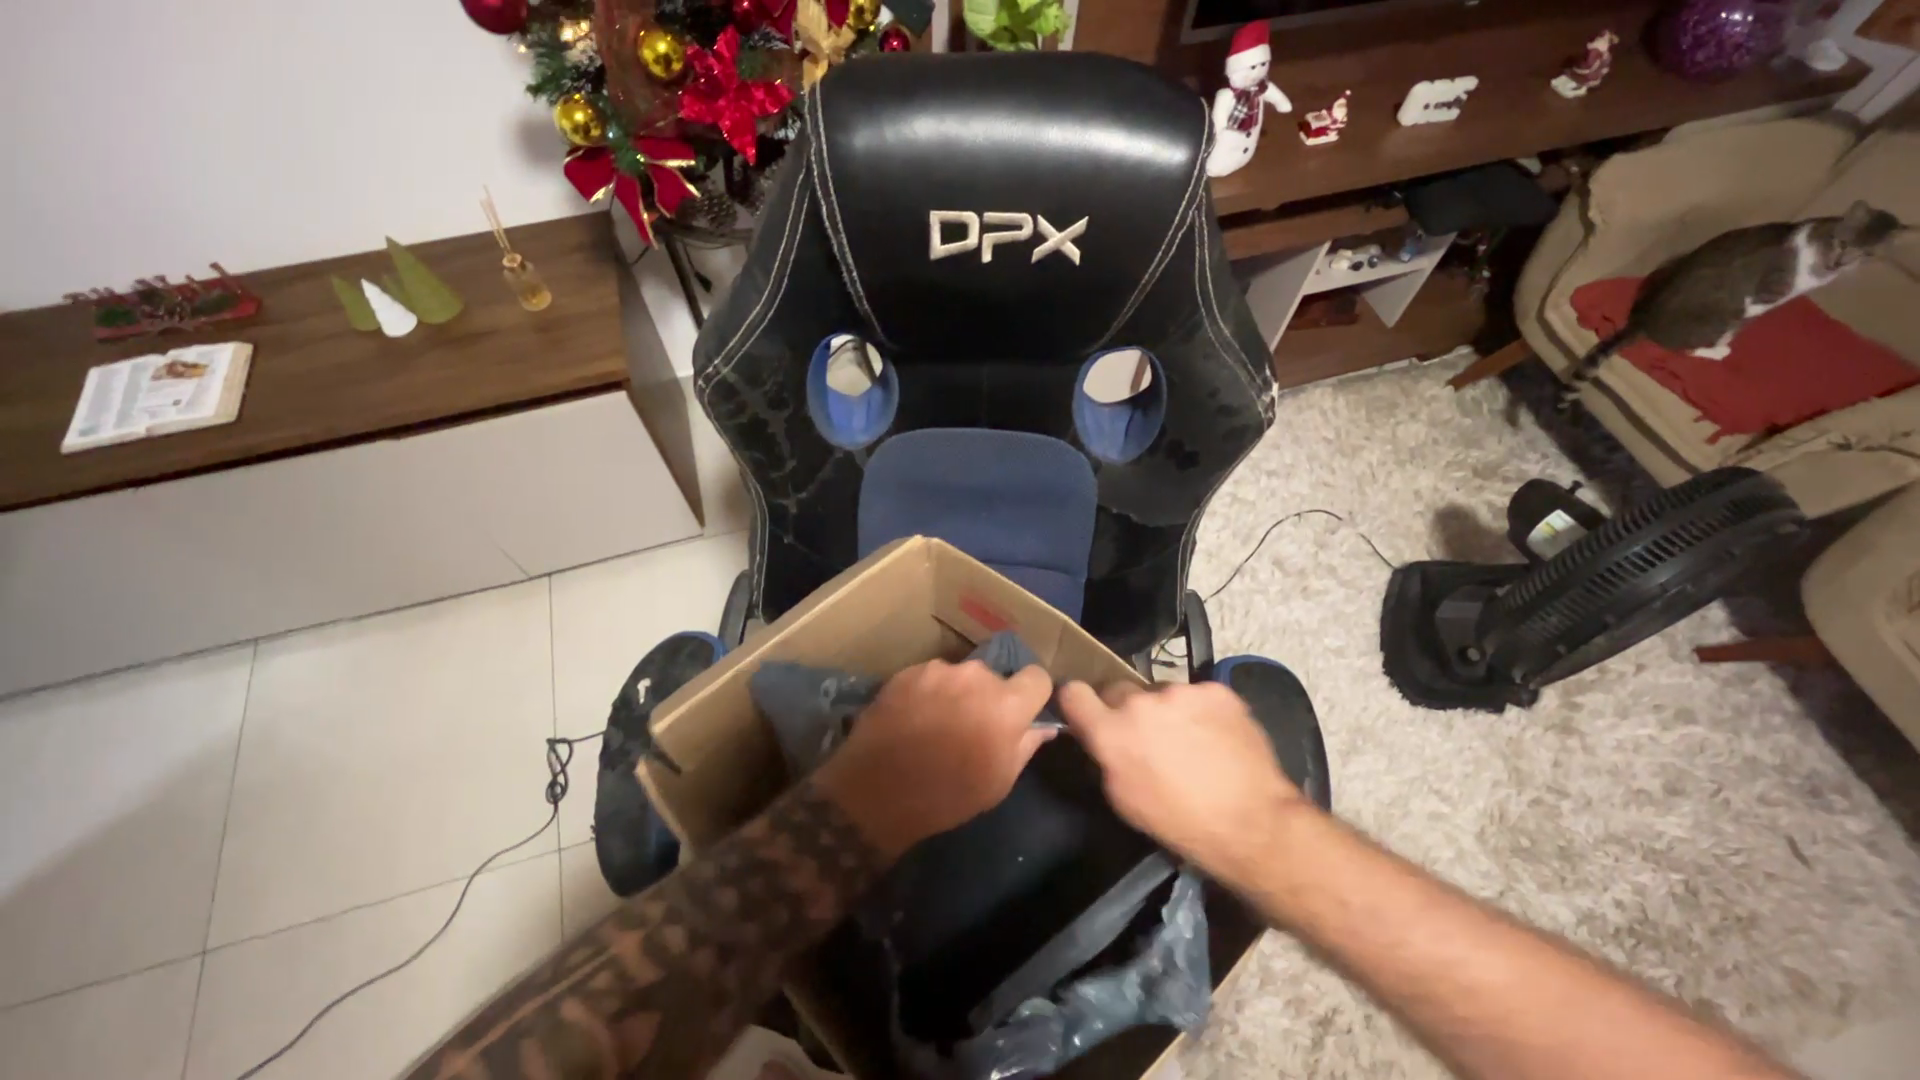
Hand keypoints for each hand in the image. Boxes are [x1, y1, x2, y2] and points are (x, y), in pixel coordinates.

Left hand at [815, 660, 1055, 856]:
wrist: (877, 792)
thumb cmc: (947, 796)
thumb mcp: (998, 782)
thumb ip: (1025, 745)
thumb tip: (1042, 725)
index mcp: (1006, 704)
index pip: (1037, 677)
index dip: (1032, 695)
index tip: (1021, 713)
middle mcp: (976, 676)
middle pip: (995, 677)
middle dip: (990, 697)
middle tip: (973, 726)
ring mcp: (938, 670)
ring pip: (961, 676)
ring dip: (957, 693)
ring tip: (938, 723)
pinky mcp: (907, 672)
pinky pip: (931, 676)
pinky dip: (929, 692)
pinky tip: (914, 718)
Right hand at [1058, 681, 1309, 882]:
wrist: (1252, 821)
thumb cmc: (1180, 822)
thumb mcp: (1123, 799)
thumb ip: (1105, 758)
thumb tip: (1102, 738)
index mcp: (1112, 732)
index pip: (1074, 693)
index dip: (1078, 703)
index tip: (1088, 713)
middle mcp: (1141, 702)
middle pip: (1120, 691)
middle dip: (1128, 712)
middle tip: (1149, 739)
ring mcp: (1182, 692)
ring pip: (1162, 693)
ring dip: (1168, 711)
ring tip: (1192, 743)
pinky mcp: (1217, 690)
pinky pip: (1197, 695)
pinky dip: (1201, 712)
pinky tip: (1217, 738)